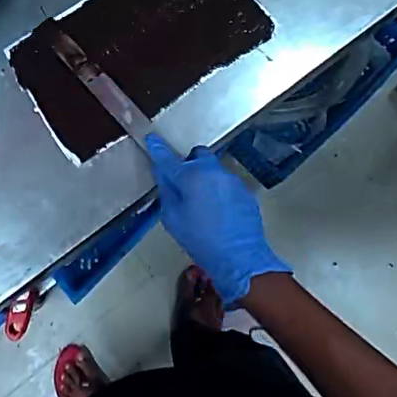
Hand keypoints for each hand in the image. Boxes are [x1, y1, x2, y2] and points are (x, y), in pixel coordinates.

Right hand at [146, 134, 288, 301]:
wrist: (241, 257)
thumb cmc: (200, 240)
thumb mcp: (172, 219)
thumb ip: (166, 191)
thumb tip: (163, 174)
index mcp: (190, 176)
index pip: (168, 158)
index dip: (157, 148)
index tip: (152, 139)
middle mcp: (212, 170)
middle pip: (198, 154)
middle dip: (189, 163)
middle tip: (183, 183)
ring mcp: (231, 179)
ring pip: (213, 168)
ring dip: (205, 177)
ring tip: (202, 202)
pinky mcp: (245, 190)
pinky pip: (226, 183)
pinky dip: (219, 190)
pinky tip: (218, 211)